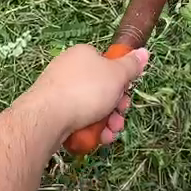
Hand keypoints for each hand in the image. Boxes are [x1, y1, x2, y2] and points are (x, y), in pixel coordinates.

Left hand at [17, 44, 149, 144]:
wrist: (46, 118)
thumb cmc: (85, 91)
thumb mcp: (117, 75)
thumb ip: (132, 65)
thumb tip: (144, 51)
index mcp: (84, 55)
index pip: (108, 65)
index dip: (121, 82)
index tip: (126, 95)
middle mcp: (69, 70)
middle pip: (101, 89)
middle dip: (115, 108)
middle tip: (119, 119)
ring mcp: (58, 91)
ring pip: (90, 107)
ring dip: (106, 122)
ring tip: (109, 134)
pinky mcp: (50, 112)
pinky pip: (76, 119)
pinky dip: (88, 129)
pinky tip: (95, 139)